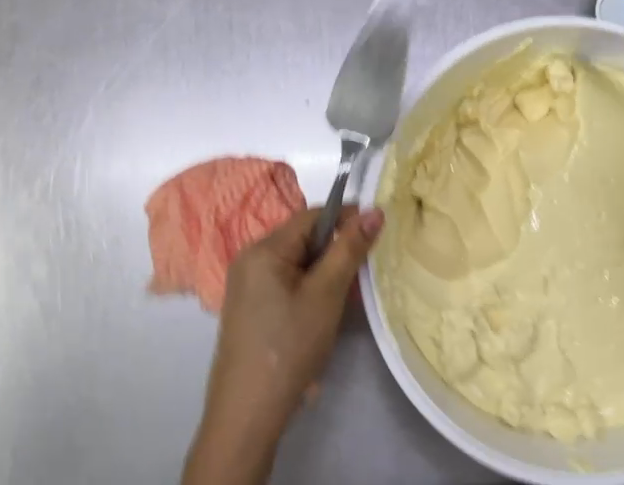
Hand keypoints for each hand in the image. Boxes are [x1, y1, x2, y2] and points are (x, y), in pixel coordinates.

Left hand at [185, 205, 382, 484]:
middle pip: (304, 237)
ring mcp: (246, 285)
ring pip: (297, 262)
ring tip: (343, 297)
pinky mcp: (250, 308)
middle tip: (361, 274)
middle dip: (336, 249)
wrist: (248, 413)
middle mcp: (250, 259)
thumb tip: (374, 210)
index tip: (377, 233)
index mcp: (263, 249)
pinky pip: (286, 282)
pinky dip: (309, 288)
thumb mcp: (327, 294)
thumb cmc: (289, 346)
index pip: (312, 215)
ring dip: (325, 271)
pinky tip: (321, 313)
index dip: (346, 218)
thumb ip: (350, 249)